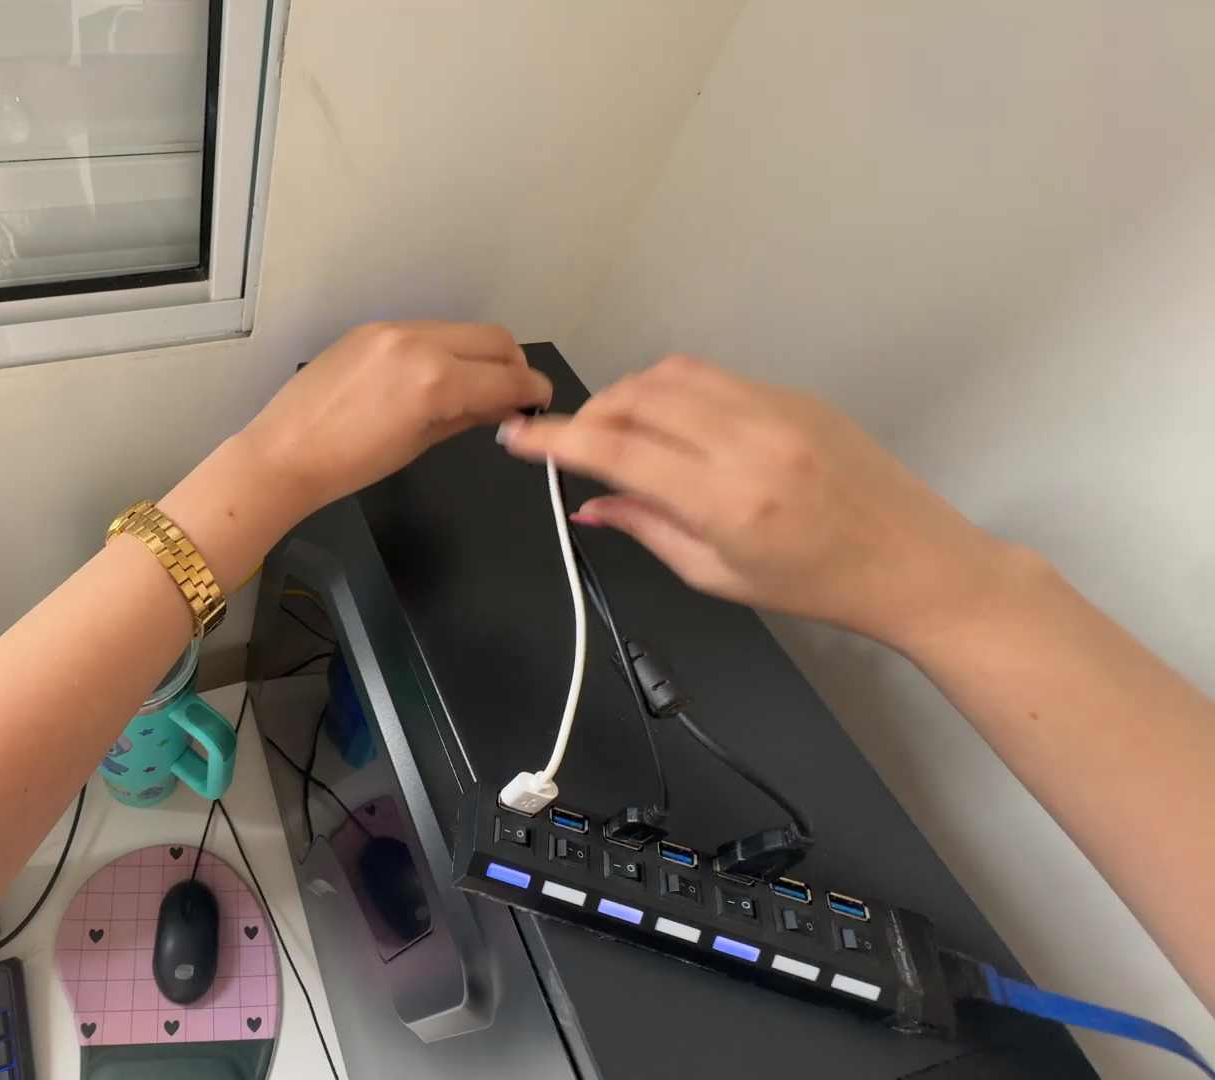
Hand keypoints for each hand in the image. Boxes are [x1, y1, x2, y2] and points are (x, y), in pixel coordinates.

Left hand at [239, 321, 553, 514]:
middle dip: (512, 366)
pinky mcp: (370, 329)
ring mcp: (390, 330)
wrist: (284, 453)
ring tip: (469, 388)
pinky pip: (423, 331)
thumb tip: (503, 406)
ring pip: (460, 331)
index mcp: (434, 380)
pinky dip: (440, 349)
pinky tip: (430, 377)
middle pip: (494, 339)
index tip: (538, 401)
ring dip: (476, 355)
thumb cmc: (345, 464)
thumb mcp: (418, 444)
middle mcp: (417, 343)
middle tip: (509, 395)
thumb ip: (468, 416)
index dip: (532, 392)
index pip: (508, 377)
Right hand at [497, 355, 1018, 647]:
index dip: (555, 441)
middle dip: (587, 414)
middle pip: (636, 397)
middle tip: (570, 442)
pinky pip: (710, 377)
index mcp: (728, 500)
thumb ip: (642, 527)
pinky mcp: (794, 397)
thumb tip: (587, 505)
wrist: (918, 564)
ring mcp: (778, 410)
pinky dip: (668, 392)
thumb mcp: (712, 572)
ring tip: (614, 430)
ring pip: (669, 374)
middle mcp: (752, 443)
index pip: (617, 453)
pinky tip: (666, 425)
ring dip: (624, 396)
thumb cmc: (816, 584)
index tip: (518, 438)